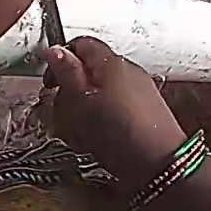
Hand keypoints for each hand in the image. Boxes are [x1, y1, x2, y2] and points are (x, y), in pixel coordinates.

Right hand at [44, 37, 188, 186]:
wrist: (159, 165)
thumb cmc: (117, 131)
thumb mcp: (81, 101)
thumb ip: (67, 73)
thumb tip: (54, 50)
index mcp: (111, 62)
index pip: (80, 45)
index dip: (60, 61)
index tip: (51, 82)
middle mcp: (128, 71)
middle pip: (89, 70)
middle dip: (71, 89)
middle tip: (63, 111)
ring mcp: (139, 91)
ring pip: (100, 90)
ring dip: (84, 107)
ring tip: (79, 130)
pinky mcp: (145, 112)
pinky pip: (114, 106)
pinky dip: (101, 118)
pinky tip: (97, 138)